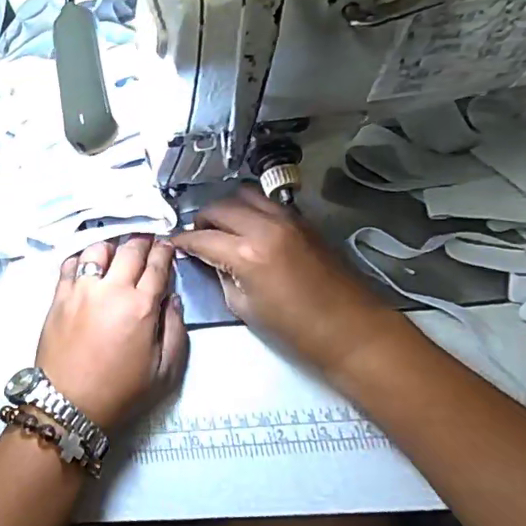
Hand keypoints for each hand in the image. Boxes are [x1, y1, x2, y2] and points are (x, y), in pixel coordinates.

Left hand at [35, 235, 187, 428]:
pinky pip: (70, 263)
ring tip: (118, 251)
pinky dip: (83, 257)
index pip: (157, 265)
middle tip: (148, 240)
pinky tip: (89, 263)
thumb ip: (175, 330)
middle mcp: (112, 289)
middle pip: (130, 249)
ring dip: (113, 246)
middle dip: (143, 241)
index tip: (167, 245)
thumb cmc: (121, 392)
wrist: (68, 406)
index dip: (165, 251)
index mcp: (141, 306)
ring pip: (98, 249)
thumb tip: (172, 299)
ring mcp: (82, 290)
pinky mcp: (59, 296)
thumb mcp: (165, 371)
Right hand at [171, 187, 399, 373]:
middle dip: (203, 219)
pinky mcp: (304, 220)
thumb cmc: (297, 330)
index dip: (183, 241)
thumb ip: (224, 277)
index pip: (203, 237)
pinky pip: (269, 202)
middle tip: (197, 235)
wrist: (350, 328)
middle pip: (221, 207)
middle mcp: (266, 227)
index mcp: (248, 254)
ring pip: (246, 195)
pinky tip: (249, 226)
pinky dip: (252, 208)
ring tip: (222, 226)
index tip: (174, 244)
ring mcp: (288, 219)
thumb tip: (213, 261)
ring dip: (228, 207)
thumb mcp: (246, 308)